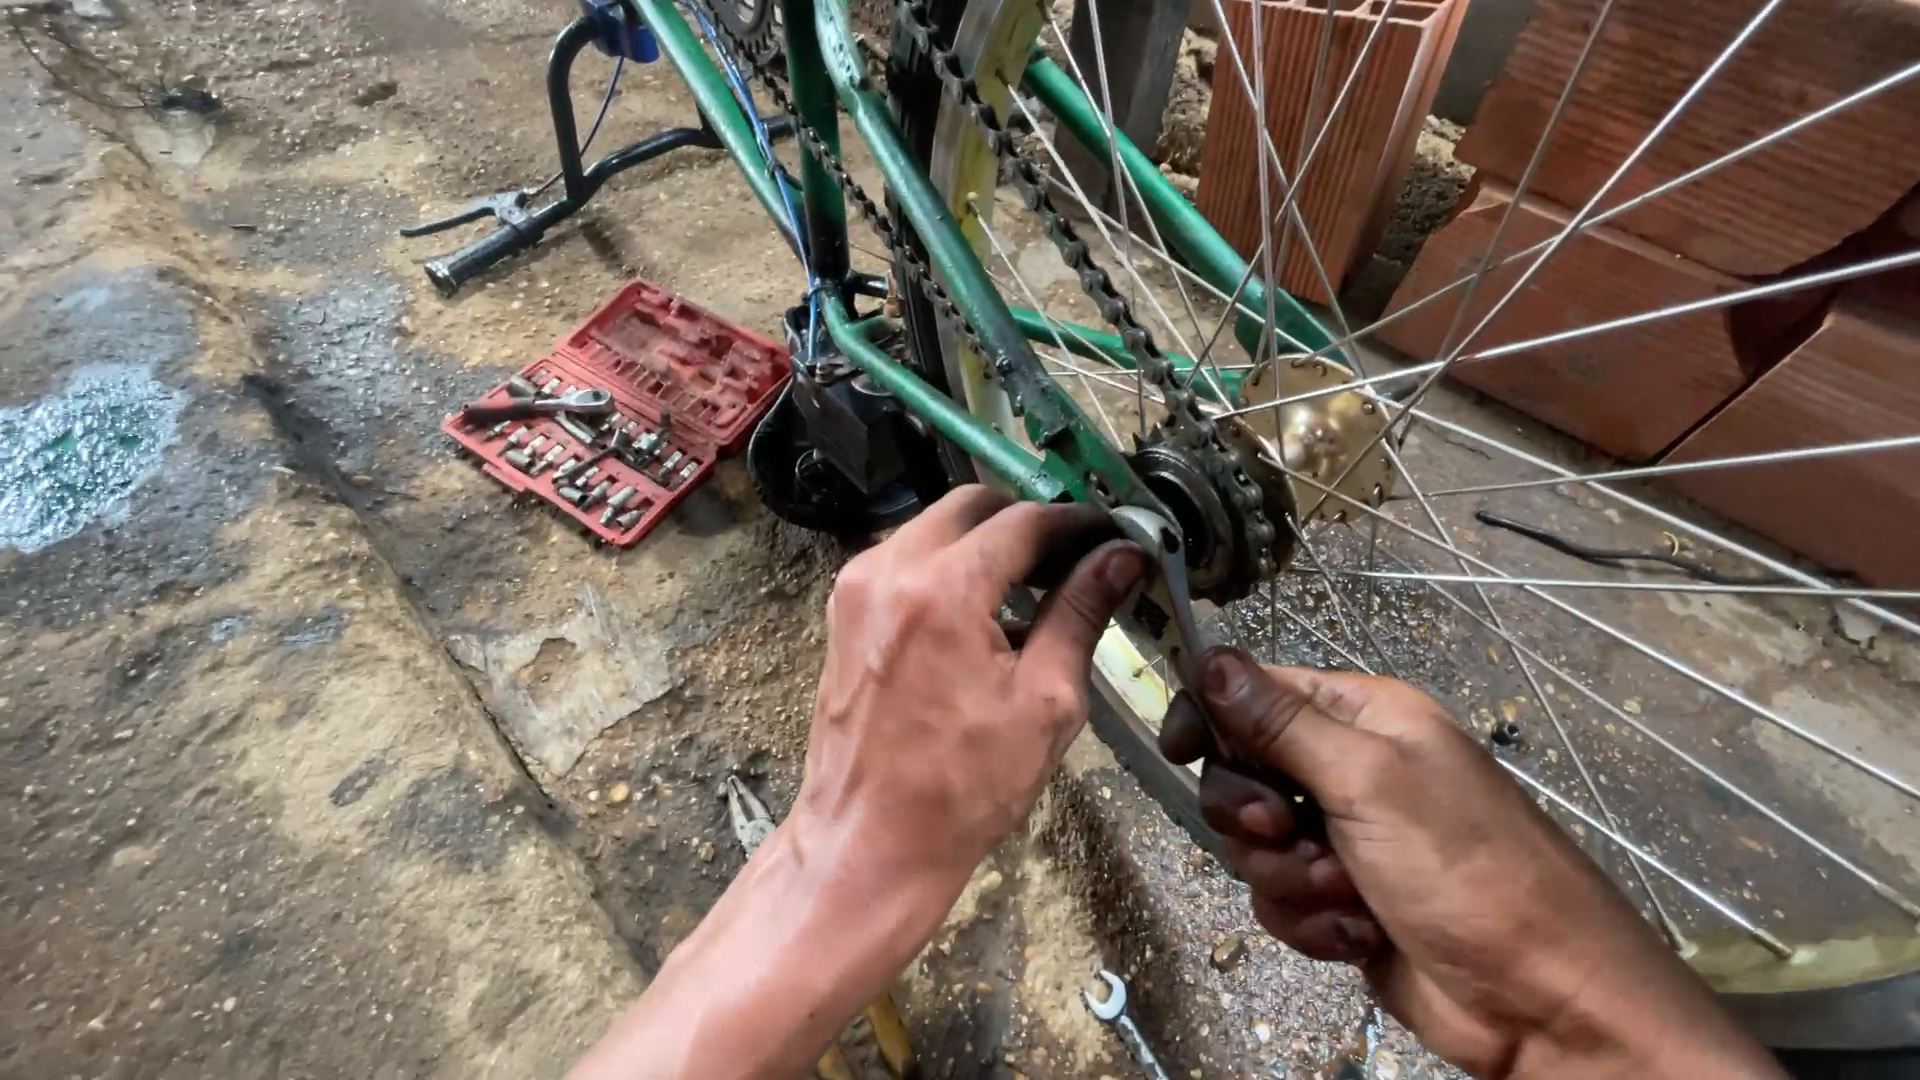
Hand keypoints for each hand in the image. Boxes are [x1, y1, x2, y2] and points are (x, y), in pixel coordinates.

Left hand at [795, 485, 1146, 891]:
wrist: (869, 839)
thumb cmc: (965, 786)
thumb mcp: (1045, 699)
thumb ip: (1081, 612)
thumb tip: (1121, 557)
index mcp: (943, 591)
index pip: (1023, 522)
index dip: (1075, 523)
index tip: (1110, 536)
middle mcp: (889, 569)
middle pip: (972, 506)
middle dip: (1028, 521)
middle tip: (1072, 558)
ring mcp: (857, 585)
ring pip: (935, 526)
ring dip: (987, 541)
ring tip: (1034, 584)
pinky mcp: (844, 607)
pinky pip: (907, 557)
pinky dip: (950, 564)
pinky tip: (984, 607)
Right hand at [1161, 649, 1783, 1079]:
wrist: (1545, 1009)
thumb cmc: (1465, 869)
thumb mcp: (1367, 780)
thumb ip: (1279, 721)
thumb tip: (1205, 657)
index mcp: (1357, 716)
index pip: (1250, 690)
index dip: (1208, 712)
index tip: (1177, 747)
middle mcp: (1341, 765)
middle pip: (1237, 767)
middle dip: (1253, 811)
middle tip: (1286, 830)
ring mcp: (1335, 833)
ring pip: (1248, 838)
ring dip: (1286, 874)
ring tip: (1343, 895)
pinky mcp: (1331, 894)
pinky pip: (1273, 892)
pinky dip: (1307, 917)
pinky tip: (1356, 934)